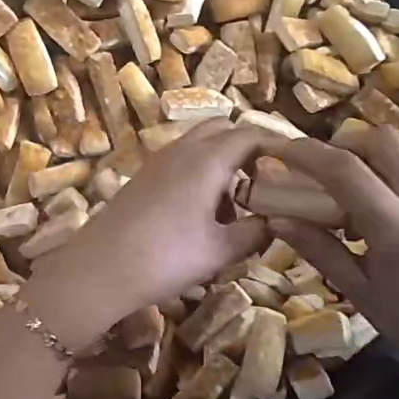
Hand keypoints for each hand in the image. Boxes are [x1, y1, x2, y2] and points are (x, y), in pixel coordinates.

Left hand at [27, 123, 274, 340]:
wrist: (99, 270)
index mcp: (207, 159)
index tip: (300, 166)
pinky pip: (179, 162)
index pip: (252, 134)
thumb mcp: (220, 250)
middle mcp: (181, 150)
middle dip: (248, 148)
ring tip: (235, 206)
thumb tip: (275, 222)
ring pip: (199, 145)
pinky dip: (199, 174)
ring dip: (222, 162)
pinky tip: (201, 214)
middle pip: (222, 129)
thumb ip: (255, 232)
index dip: (279, 146)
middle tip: (266, 183)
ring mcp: (157, 162)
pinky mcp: (141, 178)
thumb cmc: (166, 257)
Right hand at [268, 128, 398, 373]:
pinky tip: (364, 204)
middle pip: (382, 141)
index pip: (347, 172)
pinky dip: (380, 170)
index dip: (308, 154)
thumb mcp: (358, 293)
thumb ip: (318, 249)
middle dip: (340, 142)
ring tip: (336, 182)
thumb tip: (275, 220)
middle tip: (312, 164)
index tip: (278, 150)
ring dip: (362, 152)